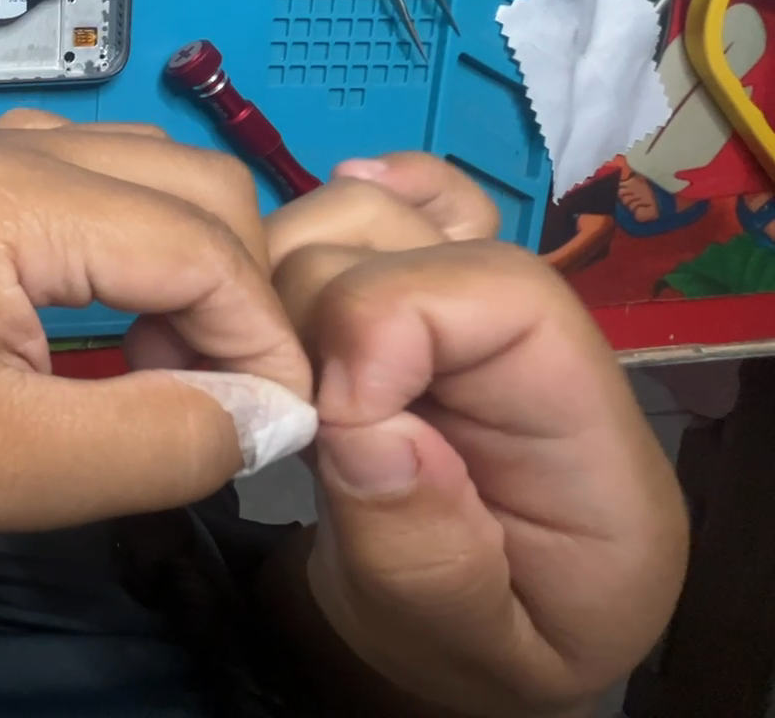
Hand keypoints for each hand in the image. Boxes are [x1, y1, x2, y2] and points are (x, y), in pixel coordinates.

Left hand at [0, 109, 314, 536]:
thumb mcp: (21, 467)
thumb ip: (166, 441)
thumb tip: (276, 412)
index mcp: (15, 195)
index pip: (204, 247)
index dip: (262, 343)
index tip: (269, 429)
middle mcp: (14, 144)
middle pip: (199, 189)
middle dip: (235, 296)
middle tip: (206, 395)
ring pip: (162, 179)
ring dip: (193, 268)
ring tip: (157, 363)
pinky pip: (109, 185)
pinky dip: (142, 247)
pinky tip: (113, 316)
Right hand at [267, 156, 686, 715]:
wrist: (441, 624)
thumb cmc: (459, 640)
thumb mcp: (459, 641)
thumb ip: (425, 553)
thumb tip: (361, 424)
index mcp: (578, 435)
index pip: (493, 298)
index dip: (377, 322)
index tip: (310, 407)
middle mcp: (521, 343)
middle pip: (398, 238)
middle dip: (298, 309)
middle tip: (260, 394)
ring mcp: (462, 309)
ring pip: (358, 210)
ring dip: (280, 263)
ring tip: (253, 343)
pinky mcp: (409, 298)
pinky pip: (408, 199)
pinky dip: (367, 189)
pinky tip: (336, 199)